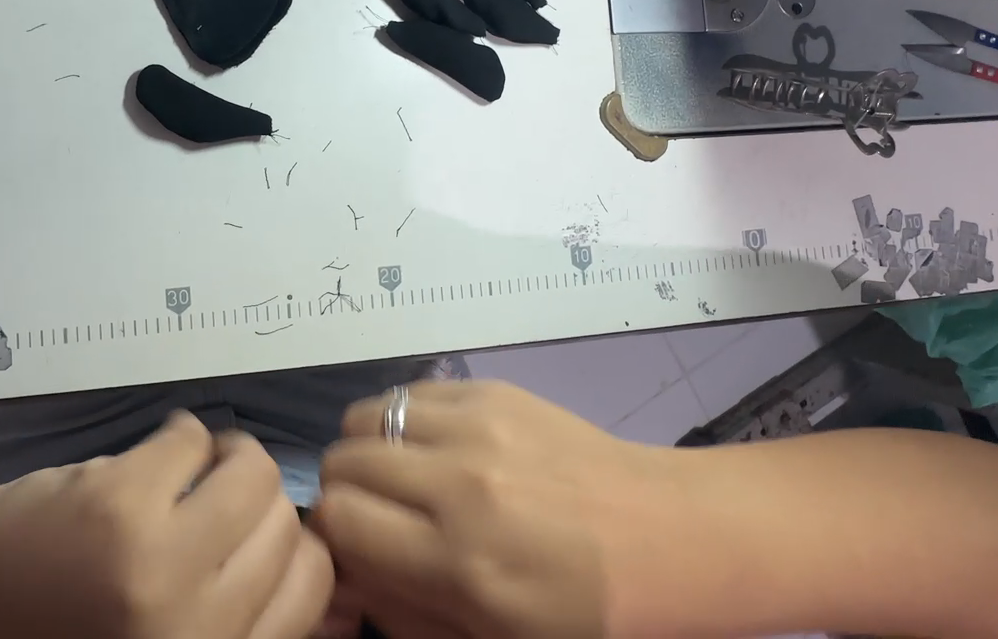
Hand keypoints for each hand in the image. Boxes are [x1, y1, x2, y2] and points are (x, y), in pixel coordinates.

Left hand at [0, 411, 331, 638]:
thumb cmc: (55, 636)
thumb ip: (232, 617)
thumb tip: (310, 561)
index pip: (312, 588)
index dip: (298, 548)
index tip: (263, 531)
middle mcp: (199, 625)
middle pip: (287, 524)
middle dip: (258, 498)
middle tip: (216, 496)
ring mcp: (159, 559)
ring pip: (254, 470)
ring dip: (227, 458)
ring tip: (189, 470)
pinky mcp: (119, 499)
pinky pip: (193, 437)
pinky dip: (181, 435)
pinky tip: (152, 457)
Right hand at [312, 381, 708, 637]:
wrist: (665, 536)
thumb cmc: (582, 610)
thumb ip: (402, 607)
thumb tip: (346, 566)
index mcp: (459, 560)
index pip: (338, 518)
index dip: (332, 533)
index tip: (352, 543)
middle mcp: (458, 482)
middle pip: (342, 461)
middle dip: (345, 490)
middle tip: (377, 512)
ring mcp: (475, 424)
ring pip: (366, 416)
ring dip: (369, 448)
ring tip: (402, 473)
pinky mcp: (491, 388)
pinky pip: (408, 393)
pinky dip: (404, 420)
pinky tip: (437, 445)